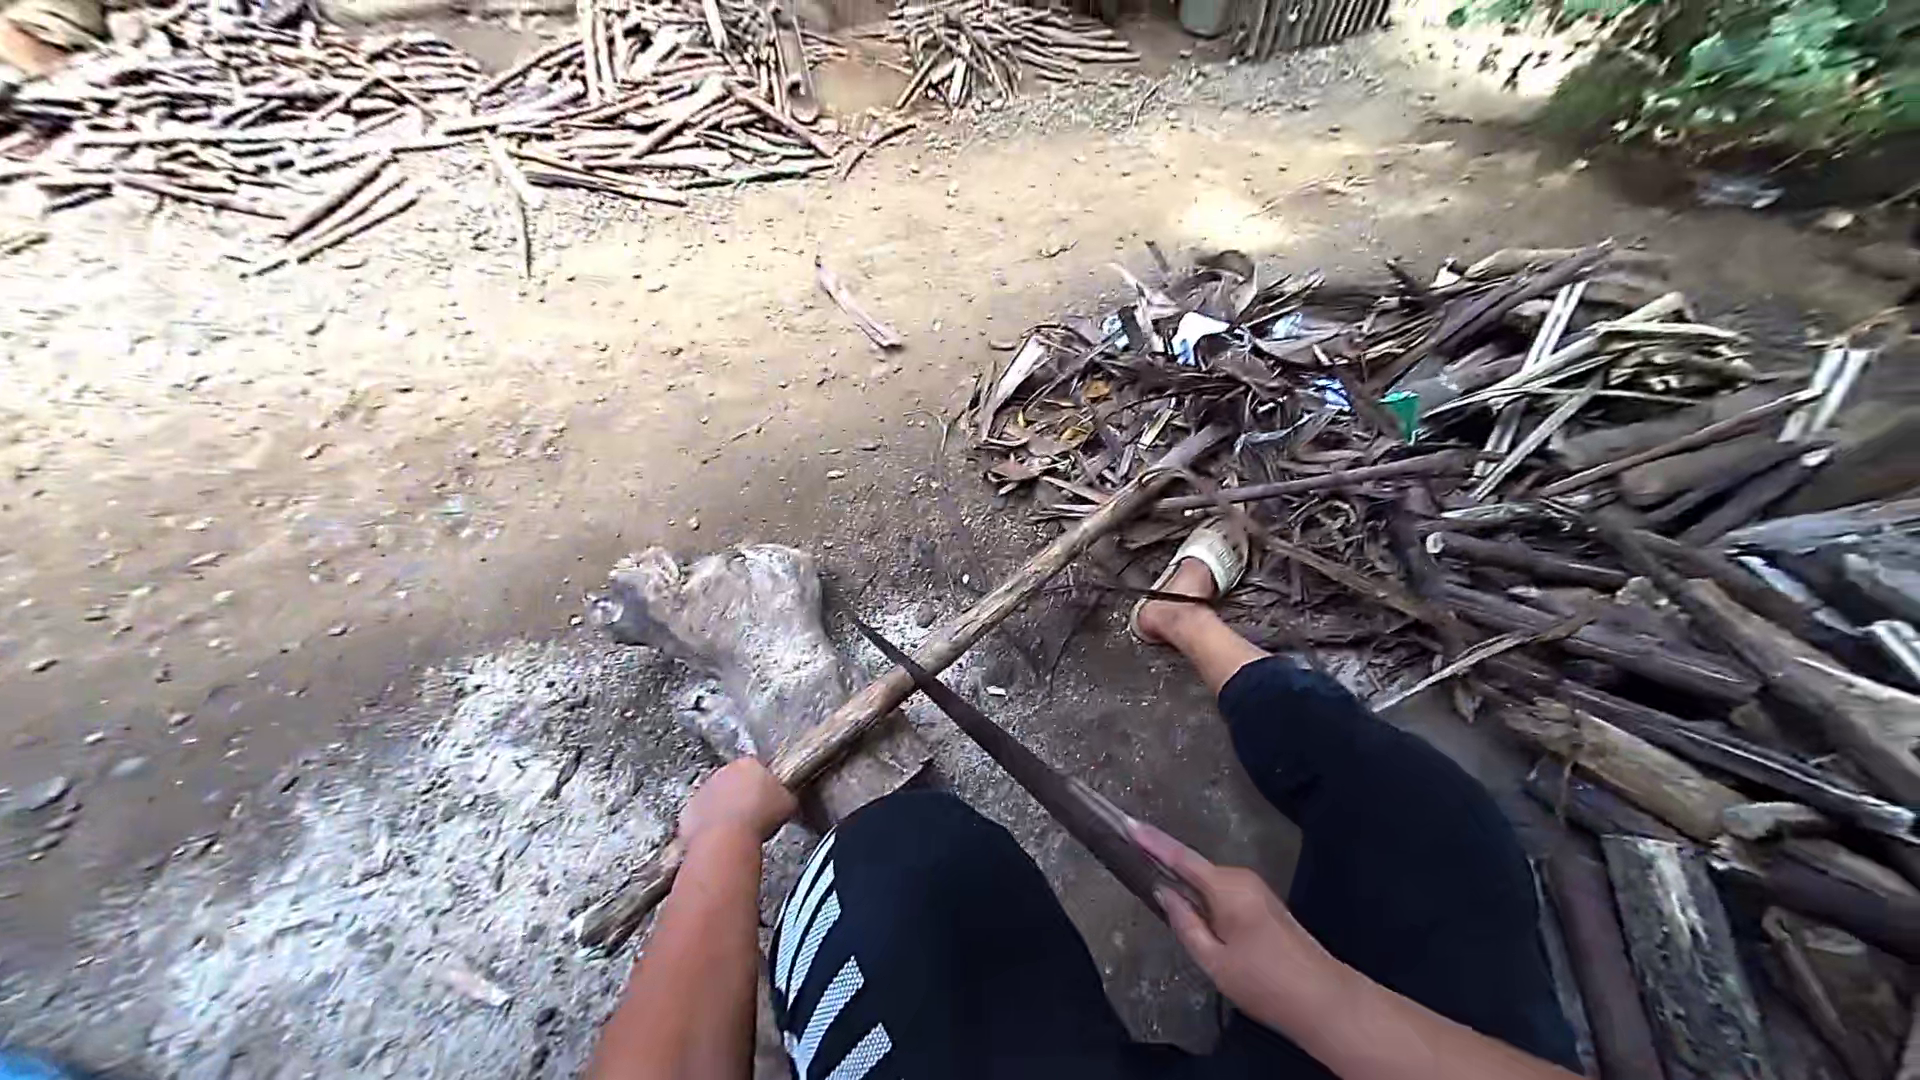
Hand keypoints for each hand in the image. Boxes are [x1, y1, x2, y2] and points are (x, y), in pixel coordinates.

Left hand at [679, 759, 796, 844]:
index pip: (757, 768)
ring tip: (735, 830)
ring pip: (715, 798)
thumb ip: (784, 794)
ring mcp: (702, 791)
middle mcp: (723, 771)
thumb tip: (784, 797)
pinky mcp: (688, 811)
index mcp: (749, 764)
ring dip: (723, 809)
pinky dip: (707, 825)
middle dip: (740, 794)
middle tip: (751, 814)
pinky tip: (718, 838)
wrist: (725, 839)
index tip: (767, 799)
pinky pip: (700, 817)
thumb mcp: (788, 802)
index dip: (762, 785)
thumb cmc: (759, 818)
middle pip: (733, 780)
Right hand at [1130, 818, 1331, 1028]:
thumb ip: (1184, 923)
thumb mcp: (1214, 962)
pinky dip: (1206, 901)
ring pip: (1208, 884)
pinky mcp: (1262, 901)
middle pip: (1193, 869)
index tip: (1127, 824)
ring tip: (1184, 926)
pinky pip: (1222, 892)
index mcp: (1226, 887)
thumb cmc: (1267, 984)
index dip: (1151, 841)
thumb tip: (1164, 892)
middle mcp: (1240, 878)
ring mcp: (1254, 888)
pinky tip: (1206, 928)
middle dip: (1170, 876)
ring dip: (1190, 894)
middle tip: (1149, 891)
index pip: (1179, 857)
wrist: (1328, 1003)